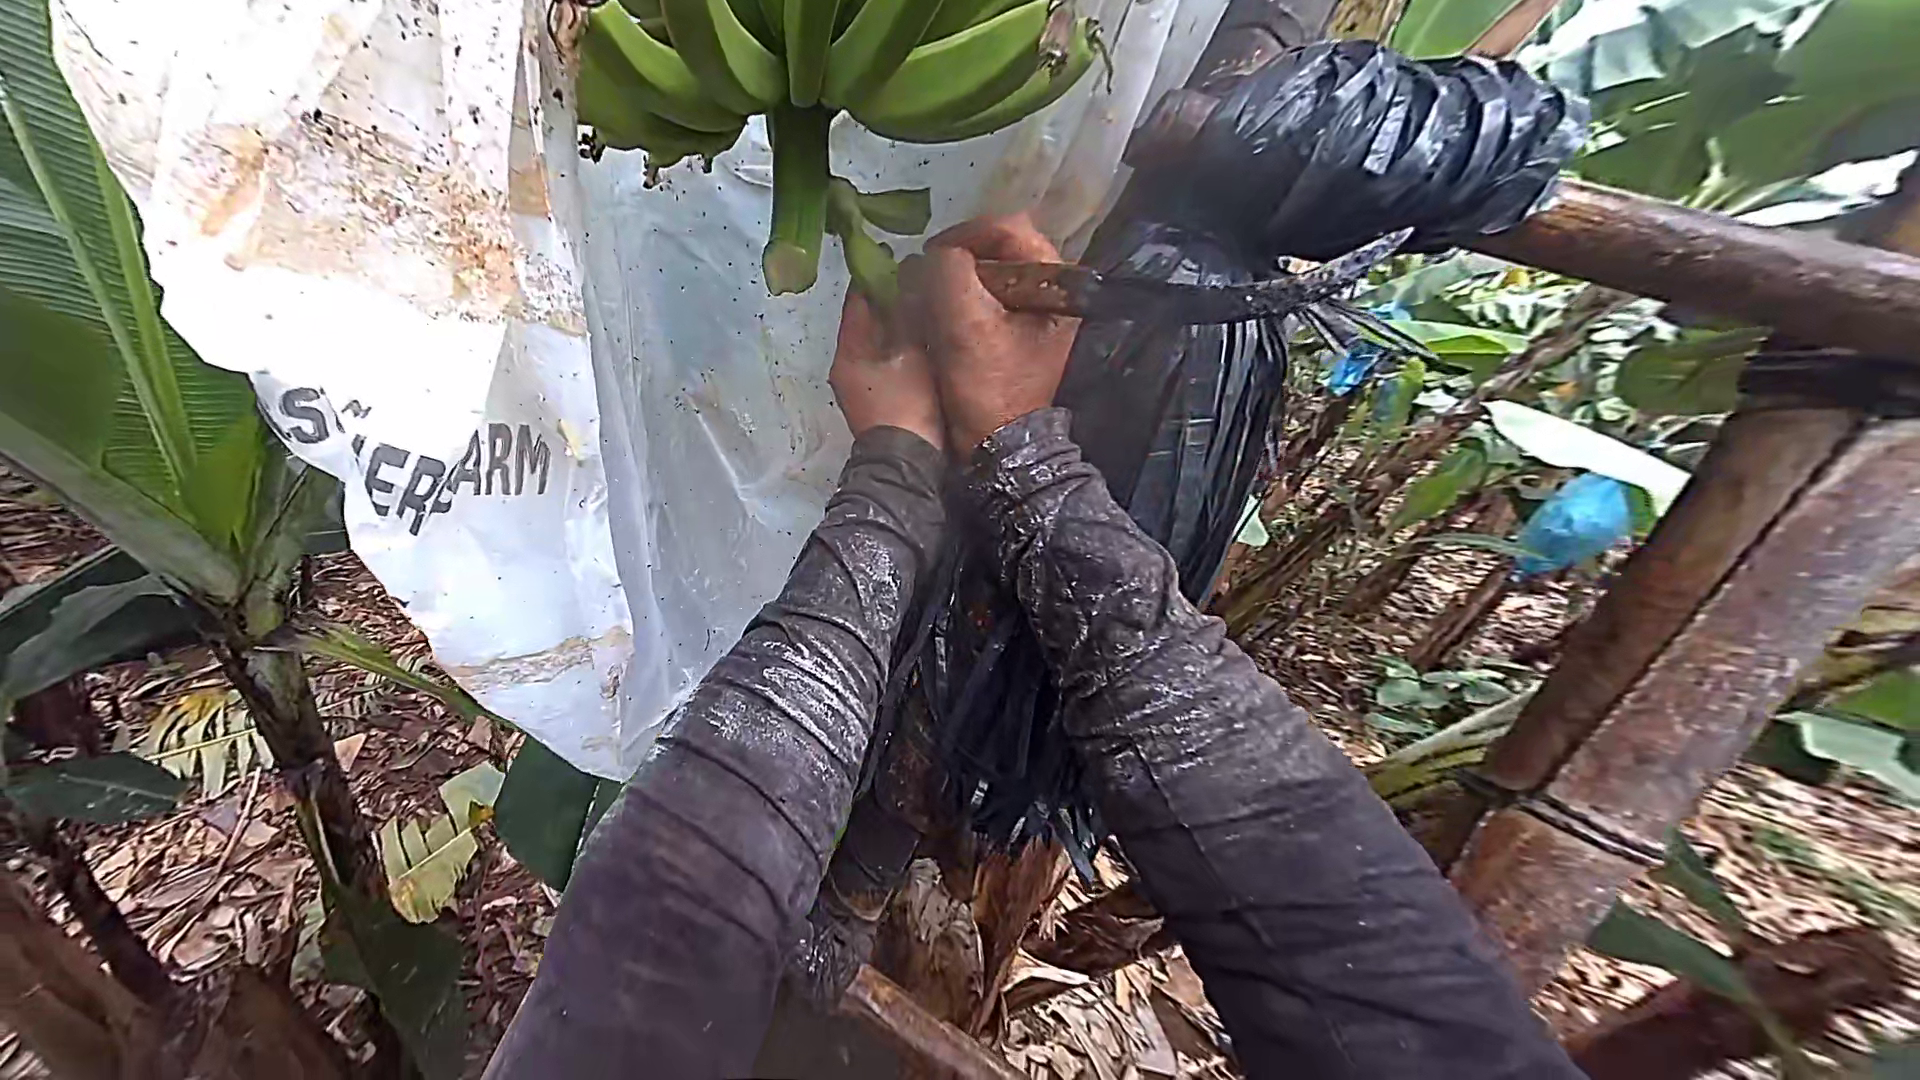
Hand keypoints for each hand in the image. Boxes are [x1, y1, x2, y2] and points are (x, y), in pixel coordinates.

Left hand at [829, 289, 943, 450]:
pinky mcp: (880, 403)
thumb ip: (908, 315)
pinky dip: (905, 349)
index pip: (857, 299)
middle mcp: (848, 368)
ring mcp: (863, 388)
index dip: (876, 274)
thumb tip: (909, 276)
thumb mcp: (910, 355)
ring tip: (930, 308)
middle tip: (923, 282)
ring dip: (901, 326)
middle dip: (892, 300)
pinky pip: (891, 363)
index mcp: (848, 352)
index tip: (901, 258)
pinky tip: (929, 343)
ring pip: (881, 343)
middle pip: (869, 321)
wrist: (908, 466)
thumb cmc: (906, 407)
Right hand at [908, 214, 1078, 455]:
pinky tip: (940, 315)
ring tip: (930, 295)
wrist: (998, 445)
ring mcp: (1034, 316)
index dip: (965, 235)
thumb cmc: (989, 389)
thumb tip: (933, 256)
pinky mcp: (1016, 335)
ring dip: (956, 281)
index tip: (931, 257)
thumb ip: (950, 273)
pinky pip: (985, 301)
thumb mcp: (967, 326)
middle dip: (959, 259)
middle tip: (927, 276)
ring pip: (989, 276)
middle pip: (999, 251)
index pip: (1008, 230)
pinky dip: (960, 302)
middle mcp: (1050, 295)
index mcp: (1055, 286)